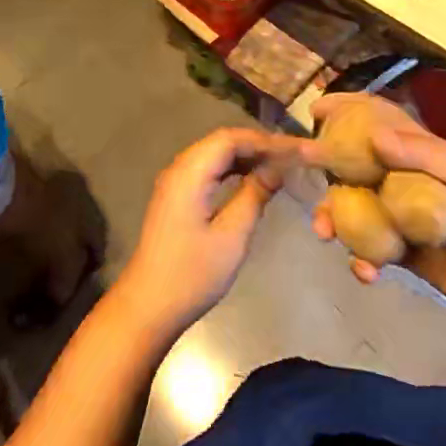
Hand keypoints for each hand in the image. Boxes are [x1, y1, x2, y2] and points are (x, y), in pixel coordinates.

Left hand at [112, 128, 302, 331]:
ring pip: (215, 155)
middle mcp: (179, 170)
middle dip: (259, 145)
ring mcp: (175, 184)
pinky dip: (233, 170)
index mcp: (189, 174)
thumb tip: (278, 168)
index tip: (297, 150)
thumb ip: (255, 195)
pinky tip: (254, 180)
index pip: (230, 139)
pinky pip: (208, 171)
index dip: (265, 140)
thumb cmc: (192, 274)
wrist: (148, 307)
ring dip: (247, 156)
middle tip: (293, 155)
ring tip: (280, 165)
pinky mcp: (177, 198)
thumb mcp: (232, 236)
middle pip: (222, 142)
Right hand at [305, 94, 445, 320]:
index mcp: (432, 155)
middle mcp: (412, 182)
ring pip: (359, 209)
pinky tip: (366, 272)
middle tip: (301, 168)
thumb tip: (374, 135)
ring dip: (336, 216)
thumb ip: (428, 157)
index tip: (317, 109)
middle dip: (330, 167)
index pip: (387, 123)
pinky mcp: (408, 257)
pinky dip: (363, 259)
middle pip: (361, 166)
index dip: (353, 112)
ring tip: (324, 231)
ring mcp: (407, 220)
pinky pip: (373, 251)